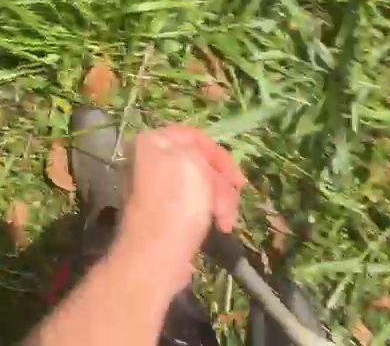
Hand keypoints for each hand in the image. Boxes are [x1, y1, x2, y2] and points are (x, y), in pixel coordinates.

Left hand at [109, 124, 245, 289]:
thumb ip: (198, 150)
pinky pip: (195, 203)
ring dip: (220, 202)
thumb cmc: (176, 203)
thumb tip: (200, 158)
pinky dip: (209, 213)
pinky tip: (217, 227)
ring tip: (224, 222)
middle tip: (227, 206)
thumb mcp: (192, 163)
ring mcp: (157, 186)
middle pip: (200, 163)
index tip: (238, 180)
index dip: (219, 155)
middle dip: (220, 184)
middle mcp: (151, 159)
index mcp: (152, 142)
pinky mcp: (165, 210)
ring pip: (202, 186)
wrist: (156, 253)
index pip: (193, 136)